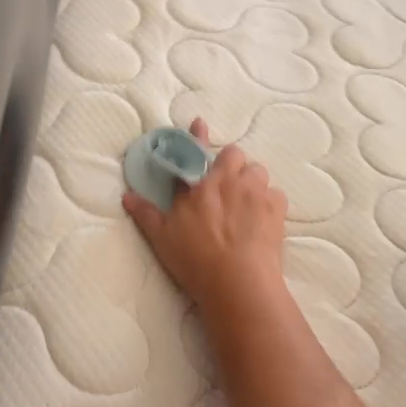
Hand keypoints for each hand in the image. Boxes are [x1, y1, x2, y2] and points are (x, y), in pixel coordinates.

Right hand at [122, 118, 288, 321]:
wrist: (239, 284)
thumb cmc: (196, 260)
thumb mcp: (162, 238)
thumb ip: (146, 213)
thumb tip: (127, 196)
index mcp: (201, 185)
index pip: (196, 151)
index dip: (197, 136)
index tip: (199, 123)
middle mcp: (230, 181)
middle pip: (234, 155)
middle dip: (230, 164)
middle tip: (224, 185)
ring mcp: (256, 192)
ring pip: (257, 171)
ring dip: (251, 180)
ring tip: (245, 201)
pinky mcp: (278, 209)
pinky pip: (276, 194)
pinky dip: (270, 201)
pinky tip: (263, 218)